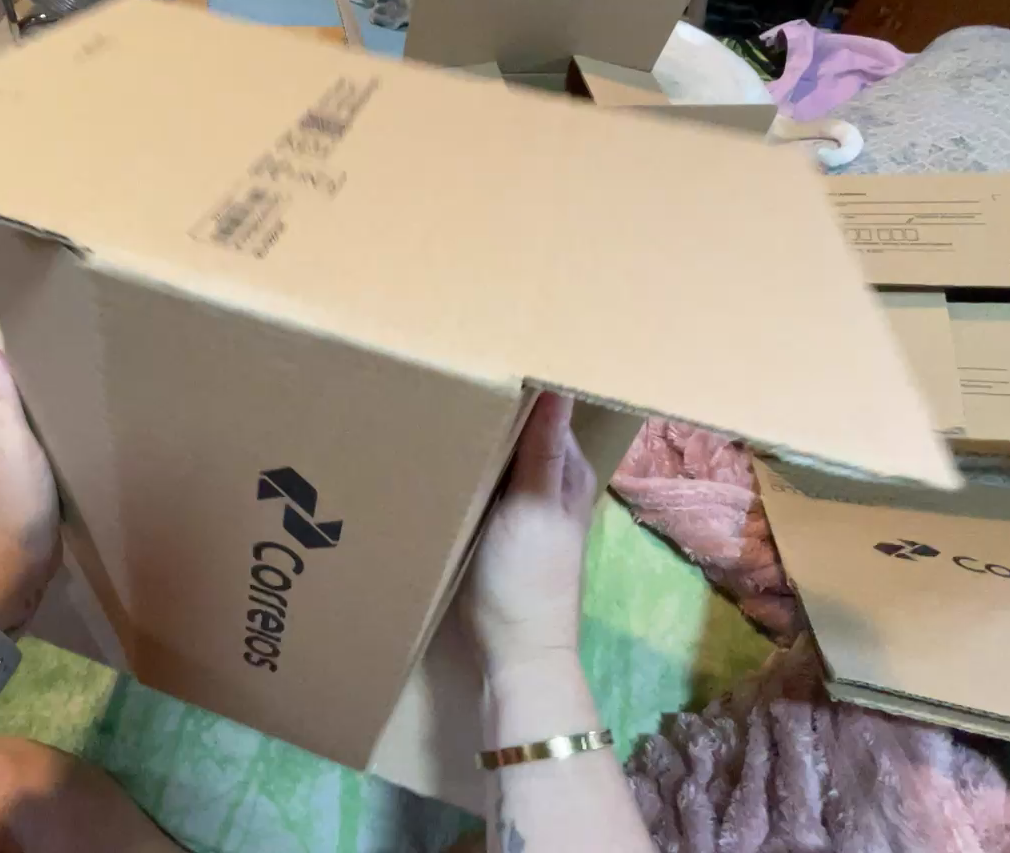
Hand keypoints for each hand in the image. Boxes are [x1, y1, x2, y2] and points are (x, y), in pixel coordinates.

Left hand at [0, 343, 60, 636]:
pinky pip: (44, 464)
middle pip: (21, 412)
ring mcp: (4, 475)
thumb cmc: (9, 505)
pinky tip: (84, 454)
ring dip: (57, 431)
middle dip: (48, 404)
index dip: (31, 377)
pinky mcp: (25, 496)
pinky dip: (61, 457)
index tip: (67, 369)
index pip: (3, 387)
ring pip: (35, 439)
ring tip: (92, 420)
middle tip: (89, 395)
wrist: (9, 577)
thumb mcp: (7, 443)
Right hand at [462, 393, 597, 677]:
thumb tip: (557, 384)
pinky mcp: (503, 520)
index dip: (519, 383)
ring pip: (502, 450)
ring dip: (481, 431)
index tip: (481, 358)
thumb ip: (541, 448)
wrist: (516, 651)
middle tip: (451, 378)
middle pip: (521, 426)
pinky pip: (489, 475)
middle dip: (495, 403)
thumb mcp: (531, 506)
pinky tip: (447, 451)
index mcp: (567, 467)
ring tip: (442, 404)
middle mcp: (552, 477)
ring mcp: (526, 500)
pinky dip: (473, 460)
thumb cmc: (526, 576)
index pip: (545, 407)